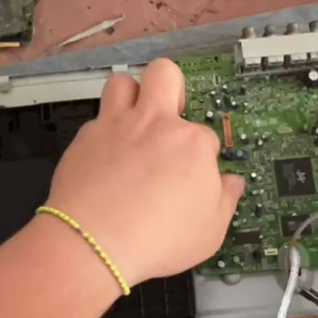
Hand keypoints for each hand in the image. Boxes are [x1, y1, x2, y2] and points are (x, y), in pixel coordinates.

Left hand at [44, 59, 244, 284]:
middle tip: (169, 113)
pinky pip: (96, 119)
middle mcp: (155, 123)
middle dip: (170, 85)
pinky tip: (105, 156)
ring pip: (123, 82)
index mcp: (191, 143)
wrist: (94, 243)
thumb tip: (232, 184)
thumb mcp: (210, 232)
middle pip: (165, 74)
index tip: (196, 173)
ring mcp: (118, 126)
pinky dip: (103, 132)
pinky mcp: (86, 137)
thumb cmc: (155, 239)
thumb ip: (225, 201)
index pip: (206, 134)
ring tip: (134, 120)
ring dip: (130, 95)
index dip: (202, 156)